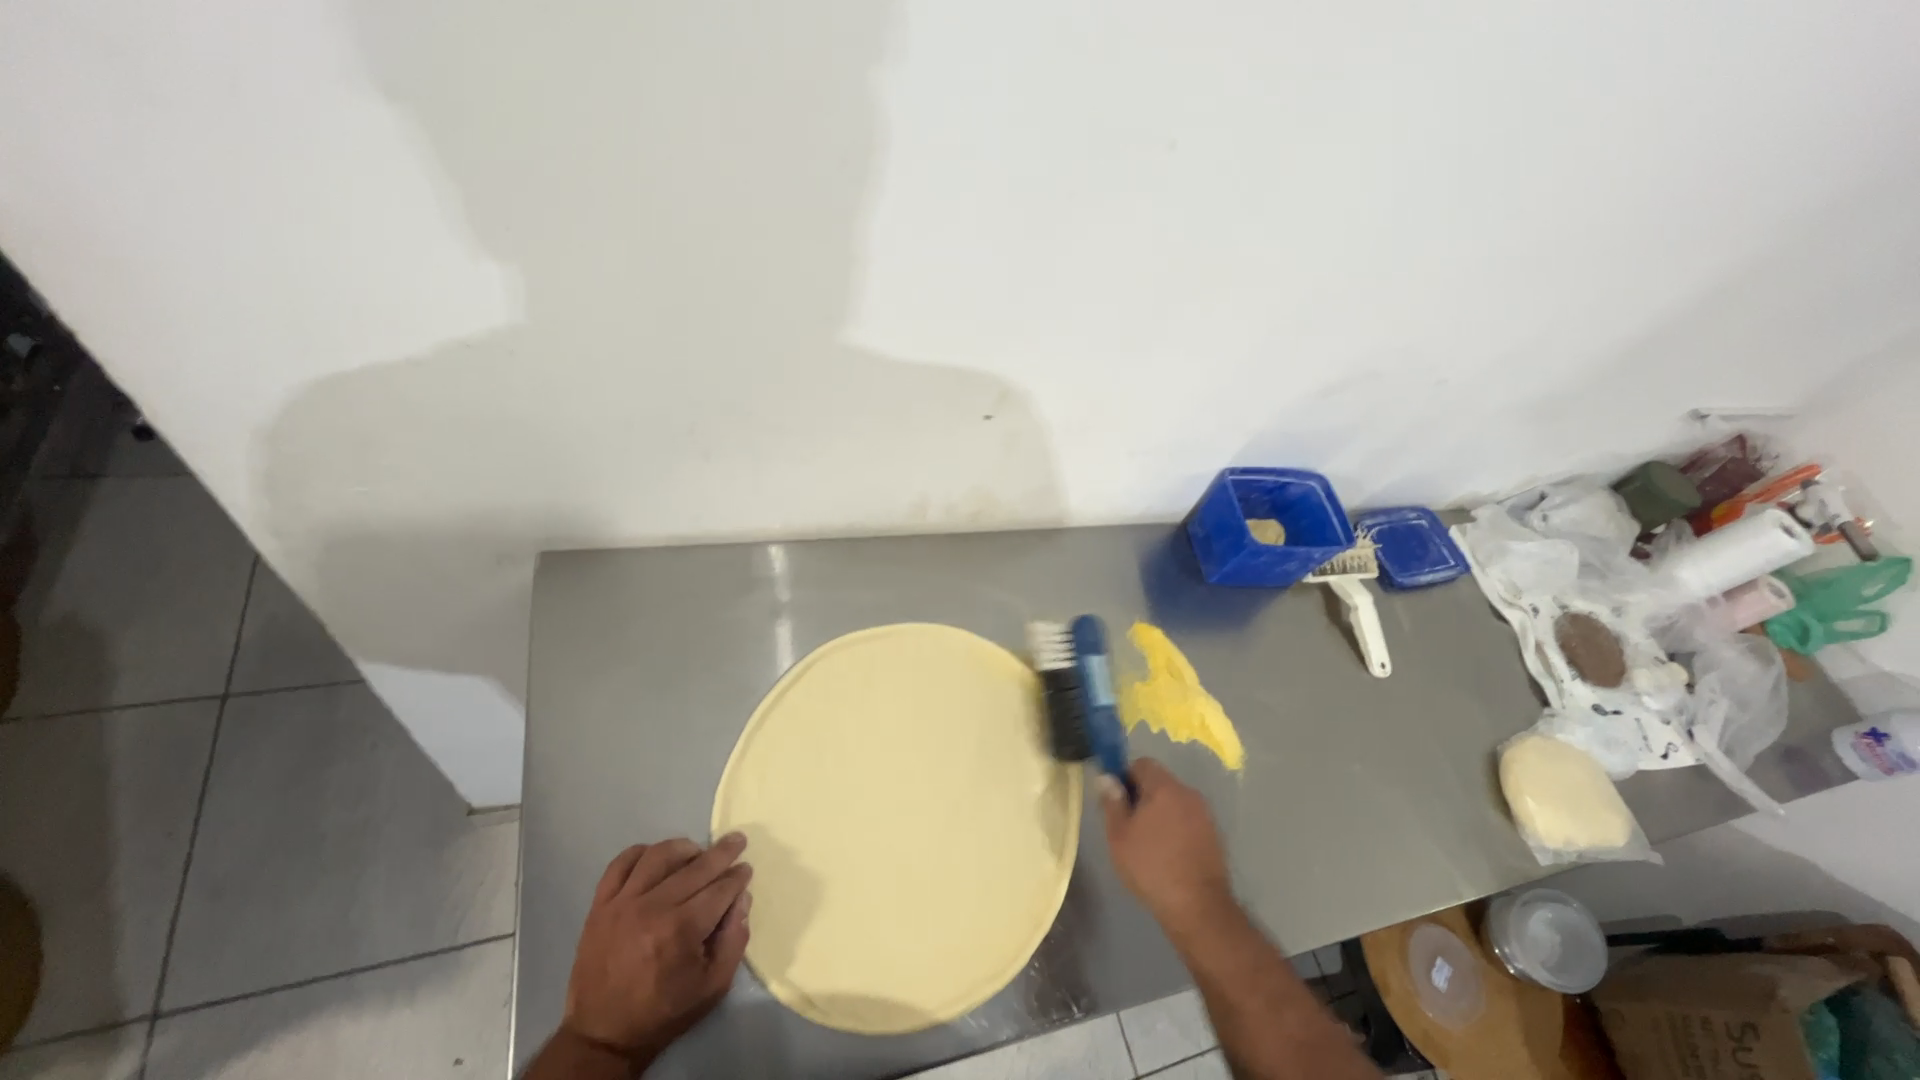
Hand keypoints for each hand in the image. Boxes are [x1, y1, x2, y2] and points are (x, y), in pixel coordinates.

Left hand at [560, 834, 753, 1068]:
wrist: (604, 1034)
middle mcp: (652, 908)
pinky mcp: (600, 905)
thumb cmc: (664, 1012)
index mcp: (682, 930)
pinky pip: (621, 864)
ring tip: (697, 851)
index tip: (746, 869)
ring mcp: (622, 903)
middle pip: (695, 867)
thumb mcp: (713, 986)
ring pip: (658, 856)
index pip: (719, 888)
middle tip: (736, 841)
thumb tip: (742, 899)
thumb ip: (735, 940)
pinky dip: (641, 852)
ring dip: (684, 847)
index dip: (737, 876)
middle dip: (722, 852)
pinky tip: (656, 858)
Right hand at [1103, 759, 1231, 927]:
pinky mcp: (1213, 834)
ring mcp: (1204, 814)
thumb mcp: (1119, 835)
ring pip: (1173, 801)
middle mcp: (1188, 793)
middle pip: (1159, 781)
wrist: (1197, 905)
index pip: (1141, 763)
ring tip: (1146, 843)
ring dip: (1158, 812)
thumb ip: (1112, 801)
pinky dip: (1174, 827)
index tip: (1115, 801)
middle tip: (1126, 825)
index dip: (1124, 776)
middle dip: (1141, 796)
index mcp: (1164, 788)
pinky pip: (1187, 818)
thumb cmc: (1151, 867)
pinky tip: (1166, 853)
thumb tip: (1107, 777)